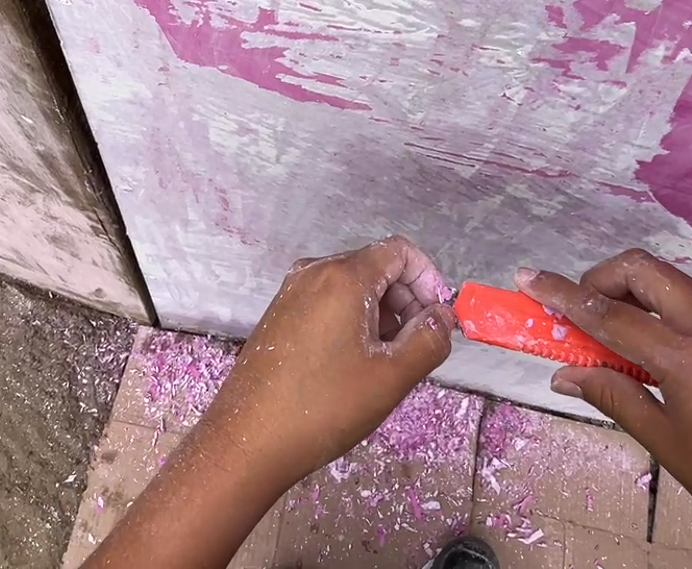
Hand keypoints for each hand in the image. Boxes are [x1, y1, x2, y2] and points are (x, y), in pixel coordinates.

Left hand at [199, 235, 455, 488]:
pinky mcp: (281, 312)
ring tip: (386, 360)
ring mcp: (293, 290)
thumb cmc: (324, 406)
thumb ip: (429, 340)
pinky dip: (353, 317)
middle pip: (376, 266)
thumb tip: (443, 316)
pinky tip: (354, 361)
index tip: (439, 318)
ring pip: (353, 285)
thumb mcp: (390, 377)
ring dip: (382, 312)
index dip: (428, 278)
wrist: (248, 440)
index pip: (400, 251)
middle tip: (417, 346)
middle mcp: (315, 271)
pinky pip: (329, 299)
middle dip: (406, 298)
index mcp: (343, 276)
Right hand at [519, 252, 691, 568]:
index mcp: (687, 358)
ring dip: (637, 286)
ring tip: (620, 324)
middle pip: (642, 269)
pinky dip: (670, 298)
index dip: (561, 295)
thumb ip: (614, 395)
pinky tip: (667, 332)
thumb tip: (564, 373)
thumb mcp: (668, 446)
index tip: (528, 277)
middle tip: (579, 309)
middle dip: (600, 277)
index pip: (607, 314)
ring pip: (673, 276)